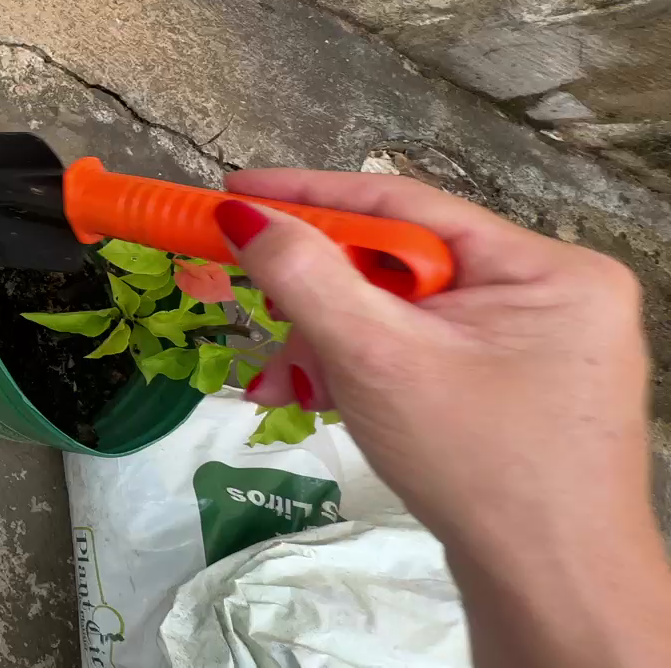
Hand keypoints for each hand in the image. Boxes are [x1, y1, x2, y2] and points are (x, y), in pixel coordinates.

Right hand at [216, 169, 669, 665]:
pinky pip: (395, 337)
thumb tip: (237, 213)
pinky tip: (309, 394)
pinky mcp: (492, 370)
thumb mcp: (372, 354)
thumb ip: (301, 273)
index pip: (399, 203)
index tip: (229, 191)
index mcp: (540, 268)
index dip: (304, 193)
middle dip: (311, 292)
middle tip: (252, 301)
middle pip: (384, 258)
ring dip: (317, 337)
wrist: (545, 584)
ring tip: (288, 382)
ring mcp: (518, 333)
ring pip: (379, 302)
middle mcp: (537, 288)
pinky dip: (343, 360)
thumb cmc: (473, 458)